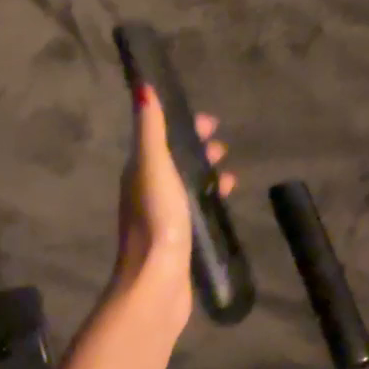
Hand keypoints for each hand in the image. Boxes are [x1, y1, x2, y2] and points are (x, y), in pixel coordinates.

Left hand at [114, 85, 234, 312]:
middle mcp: (146, 188)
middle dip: (196, 147)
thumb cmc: (157, 218)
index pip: (160, 135)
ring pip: (185, 183)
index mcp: (138, 169)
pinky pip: (195, 207)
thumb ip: (150, 128)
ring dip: (205, 173)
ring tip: (229, 174)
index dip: (182, 123)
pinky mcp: (178, 239)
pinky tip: (226, 203)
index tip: (210, 121)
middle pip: (173, 159)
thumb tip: (142, 86)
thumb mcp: (153, 164)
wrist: (157, 282)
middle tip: (223, 145)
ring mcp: (162, 216)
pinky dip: (209, 198)